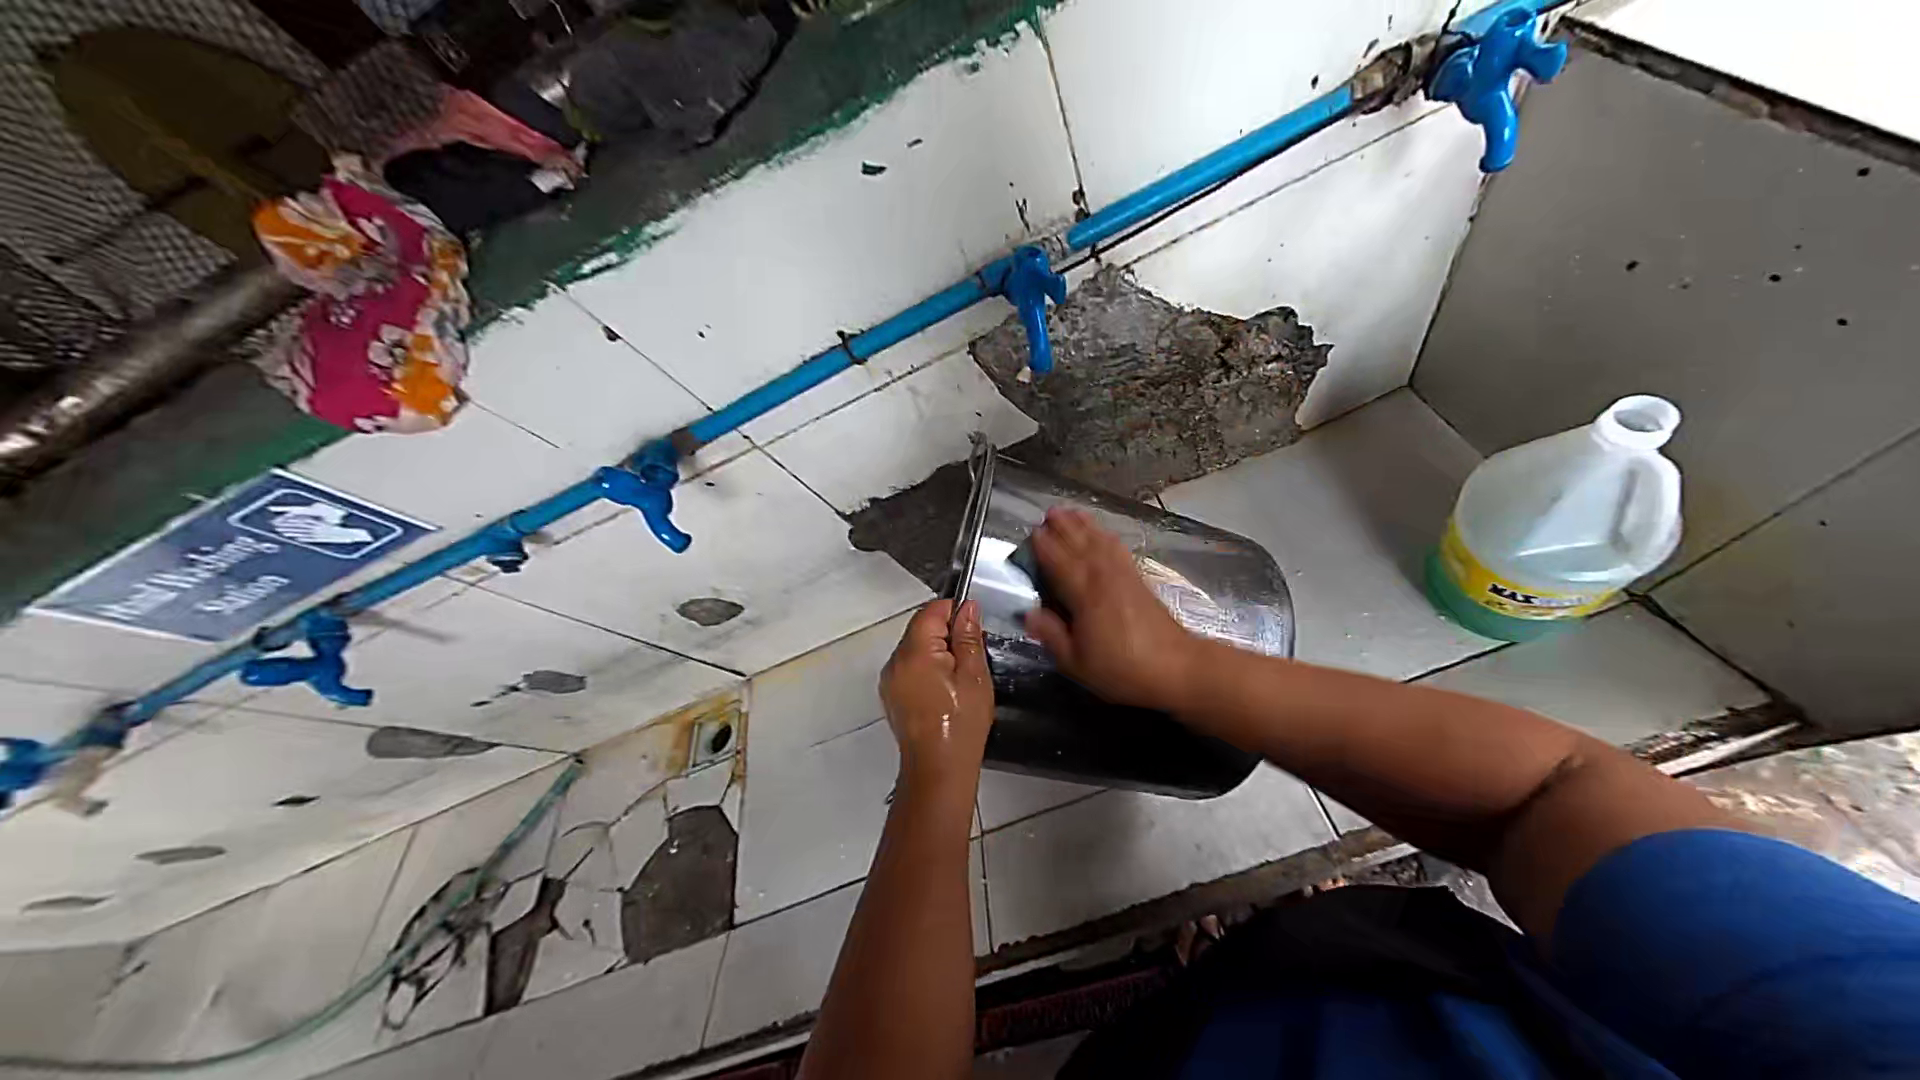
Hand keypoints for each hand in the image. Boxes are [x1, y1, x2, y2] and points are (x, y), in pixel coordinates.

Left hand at [879, 599, 993, 787]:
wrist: (939, 768)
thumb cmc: (960, 726)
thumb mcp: (974, 675)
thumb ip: (968, 636)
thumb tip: (967, 608)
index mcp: (915, 652)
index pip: (931, 611)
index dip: (955, 612)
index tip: (974, 626)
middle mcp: (896, 661)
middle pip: (921, 628)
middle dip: (946, 634)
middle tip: (971, 657)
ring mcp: (890, 679)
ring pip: (916, 648)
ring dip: (937, 652)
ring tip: (959, 678)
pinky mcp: (892, 694)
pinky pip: (910, 667)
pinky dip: (927, 669)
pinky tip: (945, 690)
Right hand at [1024, 506, 1206, 711]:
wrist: (1177, 668)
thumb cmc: (1123, 669)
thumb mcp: (1077, 662)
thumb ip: (1051, 635)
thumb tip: (1029, 614)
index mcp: (1085, 595)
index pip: (1059, 563)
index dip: (1044, 547)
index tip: (1031, 533)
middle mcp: (1104, 577)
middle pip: (1080, 544)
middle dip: (1063, 528)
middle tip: (1048, 513)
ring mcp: (1124, 575)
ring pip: (1100, 542)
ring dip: (1084, 526)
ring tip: (1070, 512)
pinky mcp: (1139, 579)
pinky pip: (1118, 549)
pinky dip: (1107, 537)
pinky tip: (1103, 533)